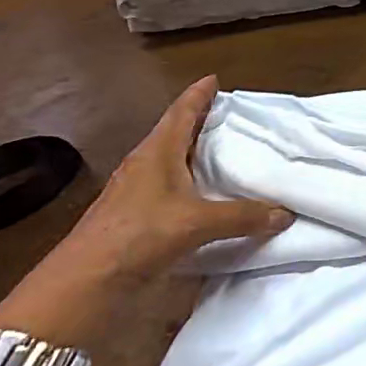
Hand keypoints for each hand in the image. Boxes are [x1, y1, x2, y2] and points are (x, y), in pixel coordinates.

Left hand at [0, 78, 291, 347]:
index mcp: (157, 152)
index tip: (214, 79)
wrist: (81, 286)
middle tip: (232, 114)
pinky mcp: (134, 217)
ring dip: (194, 153)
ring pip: (171, 161)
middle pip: (175, 133)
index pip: (181, 113)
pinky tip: (206, 195)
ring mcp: (136, 192)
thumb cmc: (137, 236)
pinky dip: (190, 182)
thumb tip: (285, 213)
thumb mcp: (197, 223)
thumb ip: (242, 217)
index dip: (198, 95)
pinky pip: (170, 187)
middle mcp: (145, 165)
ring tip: (225, 151)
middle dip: (200, 121)